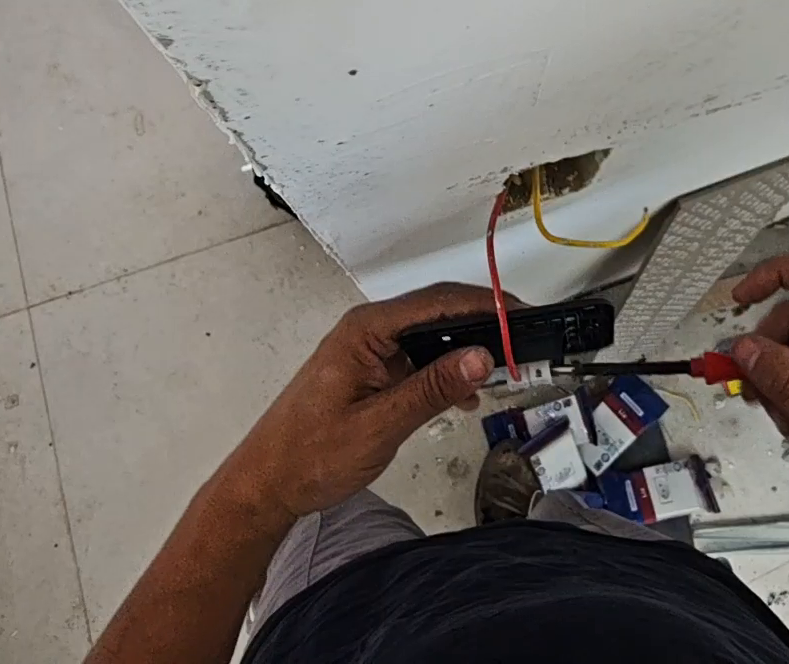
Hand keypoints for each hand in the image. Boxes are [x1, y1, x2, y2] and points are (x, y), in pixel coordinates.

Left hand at [237, 283, 497, 519]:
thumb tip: (483, 356)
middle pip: (437, 312)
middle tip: (523, 341)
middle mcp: (370, 330)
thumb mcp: (379, 425)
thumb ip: (432, 389)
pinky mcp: (375, 371)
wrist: (265, 486)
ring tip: (504, 366)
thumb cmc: (310, 455)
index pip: (436, 302)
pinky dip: (447, 371)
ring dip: (466, 349)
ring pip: (432, 335)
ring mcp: (372, 350)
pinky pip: (420, 359)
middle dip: (482, 323)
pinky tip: (467, 394)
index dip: (484, 304)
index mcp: (366, 330)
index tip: (521, 313)